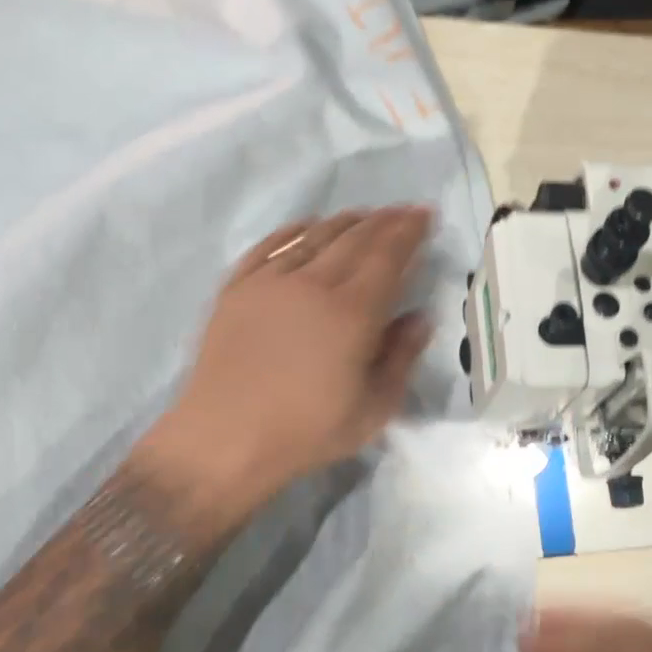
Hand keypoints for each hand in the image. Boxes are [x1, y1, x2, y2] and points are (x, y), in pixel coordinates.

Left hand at [132, 208, 432, 520]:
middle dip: (384, 221)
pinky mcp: (237, 289)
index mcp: (353, 313)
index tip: (425, 215)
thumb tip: (420, 317)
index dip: (410, 232)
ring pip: (314, 235)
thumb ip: (401, 357)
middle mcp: (313, 284)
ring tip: (364, 216)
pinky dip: (295, 230)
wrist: (225, 440)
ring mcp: (270, 282)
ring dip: (344, 222)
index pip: (388, 256)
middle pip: (355, 239)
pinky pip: (270, 245)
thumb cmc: (308, 432)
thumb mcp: (374, 408)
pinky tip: (307, 226)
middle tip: (403, 211)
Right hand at [523, 610, 651, 651]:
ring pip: (630, 623)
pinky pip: (649, 629)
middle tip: (530, 619)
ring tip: (553, 616)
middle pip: (611, 631)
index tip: (523, 641)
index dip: (555, 646)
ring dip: (589, 615)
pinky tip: (593, 625)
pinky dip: (616, 620)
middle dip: (567, 620)